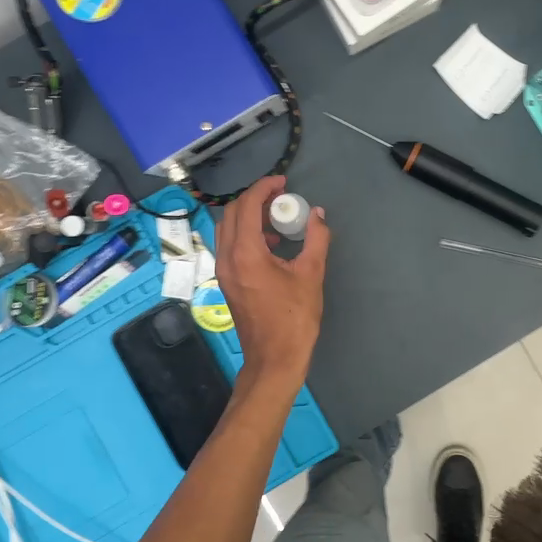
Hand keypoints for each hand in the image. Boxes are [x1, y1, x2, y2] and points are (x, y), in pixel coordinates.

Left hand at [215, 176, 330, 391]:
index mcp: (245, 253)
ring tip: (277, 219)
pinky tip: (271, 244)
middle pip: (231, 213)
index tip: (283, 183)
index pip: (246, 206)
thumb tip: (318, 215)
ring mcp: (223, 271)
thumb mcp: (311, 274)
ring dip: (248, 216)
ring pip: (227, 229)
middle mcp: (227, 257)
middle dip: (254, 199)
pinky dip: (246, 234)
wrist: (274, 358)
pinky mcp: (227, 281)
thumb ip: (316, 239)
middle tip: (280, 198)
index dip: (263, 188)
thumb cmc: (294, 318)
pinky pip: (230, 246)